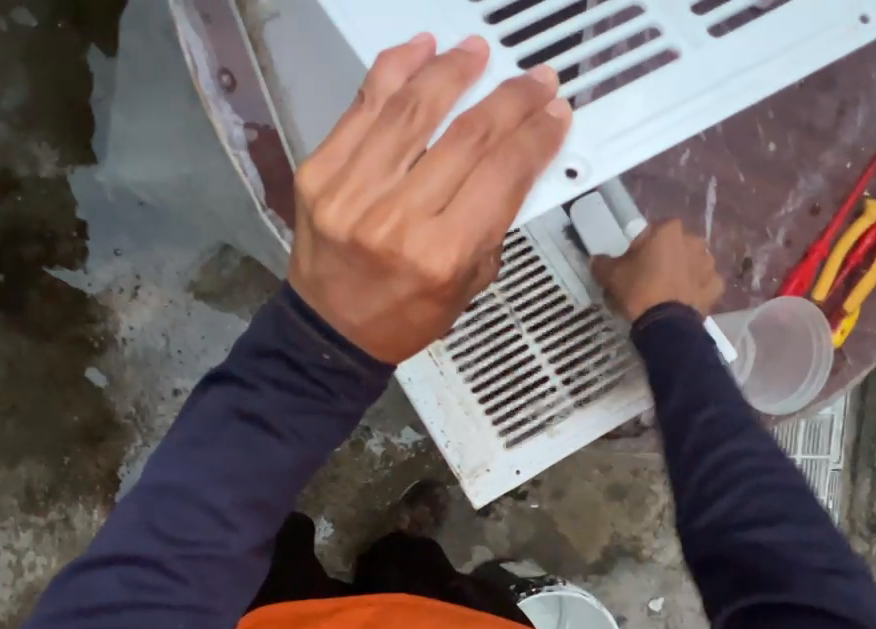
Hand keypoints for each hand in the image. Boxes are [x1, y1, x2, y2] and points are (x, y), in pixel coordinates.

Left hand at [287, 34, 572, 363]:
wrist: (333, 331)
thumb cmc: (403, 317)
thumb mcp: (465, 288)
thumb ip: (490, 226)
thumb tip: (515, 160)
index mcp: (442, 256)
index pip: (502, 175)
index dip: (536, 136)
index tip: (554, 114)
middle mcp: (398, 220)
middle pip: (467, 137)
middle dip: (510, 100)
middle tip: (533, 80)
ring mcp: (353, 193)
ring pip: (414, 110)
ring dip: (453, 72)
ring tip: (477, 53)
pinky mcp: (320, 174)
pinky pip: (363, 108)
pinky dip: (394, 71)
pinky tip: (421, 50)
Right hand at [590, 220, 722, 321]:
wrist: (665, 325)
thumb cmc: (638, 291)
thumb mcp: (611, 276)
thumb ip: (602, 263)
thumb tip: (595, 260)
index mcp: (668, 230)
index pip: (651, 234)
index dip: (640, 250)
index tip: (633, 267)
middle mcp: (693, 240)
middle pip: (674, 248)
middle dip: (664, 259)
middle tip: (650, 281)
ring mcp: (708, 263)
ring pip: (691, 265)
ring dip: (682, 273)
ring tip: (667, 294)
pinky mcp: (716, 286)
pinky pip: (703, 285)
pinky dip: (695, 291)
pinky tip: (683, 303)